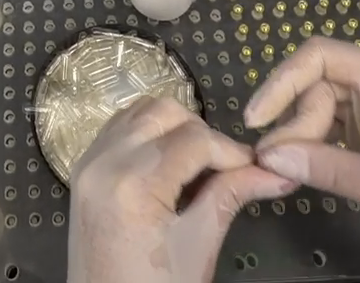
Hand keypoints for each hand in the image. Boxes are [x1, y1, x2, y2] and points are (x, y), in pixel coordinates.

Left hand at [68, 96, 296, 282]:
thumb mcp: (199, 248)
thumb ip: (231, 196)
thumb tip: (277, 172)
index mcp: (133, 182)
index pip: (194, 139)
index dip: (230, 149)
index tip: (255, 166)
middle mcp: (104, 159)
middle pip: (164, 111)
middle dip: (200, 132)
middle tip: (224, 166)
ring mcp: (88, 160)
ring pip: (139, 111)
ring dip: (172, 126)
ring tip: (197, 165)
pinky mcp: (82, 167)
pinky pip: (118, 126)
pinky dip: (146, 132)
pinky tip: (166, 163)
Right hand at [244, 39, 359, 274]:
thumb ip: (328, 167)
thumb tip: (268, 155)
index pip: (319, 57)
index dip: (281, 82)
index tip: (256, 118)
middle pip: (317, 85)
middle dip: (293, 122)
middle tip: (274, 163)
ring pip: (323, 109)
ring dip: (303, 138)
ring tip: (285, 171)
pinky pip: (337, 131)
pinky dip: (319, 150)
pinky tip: (306, 171)